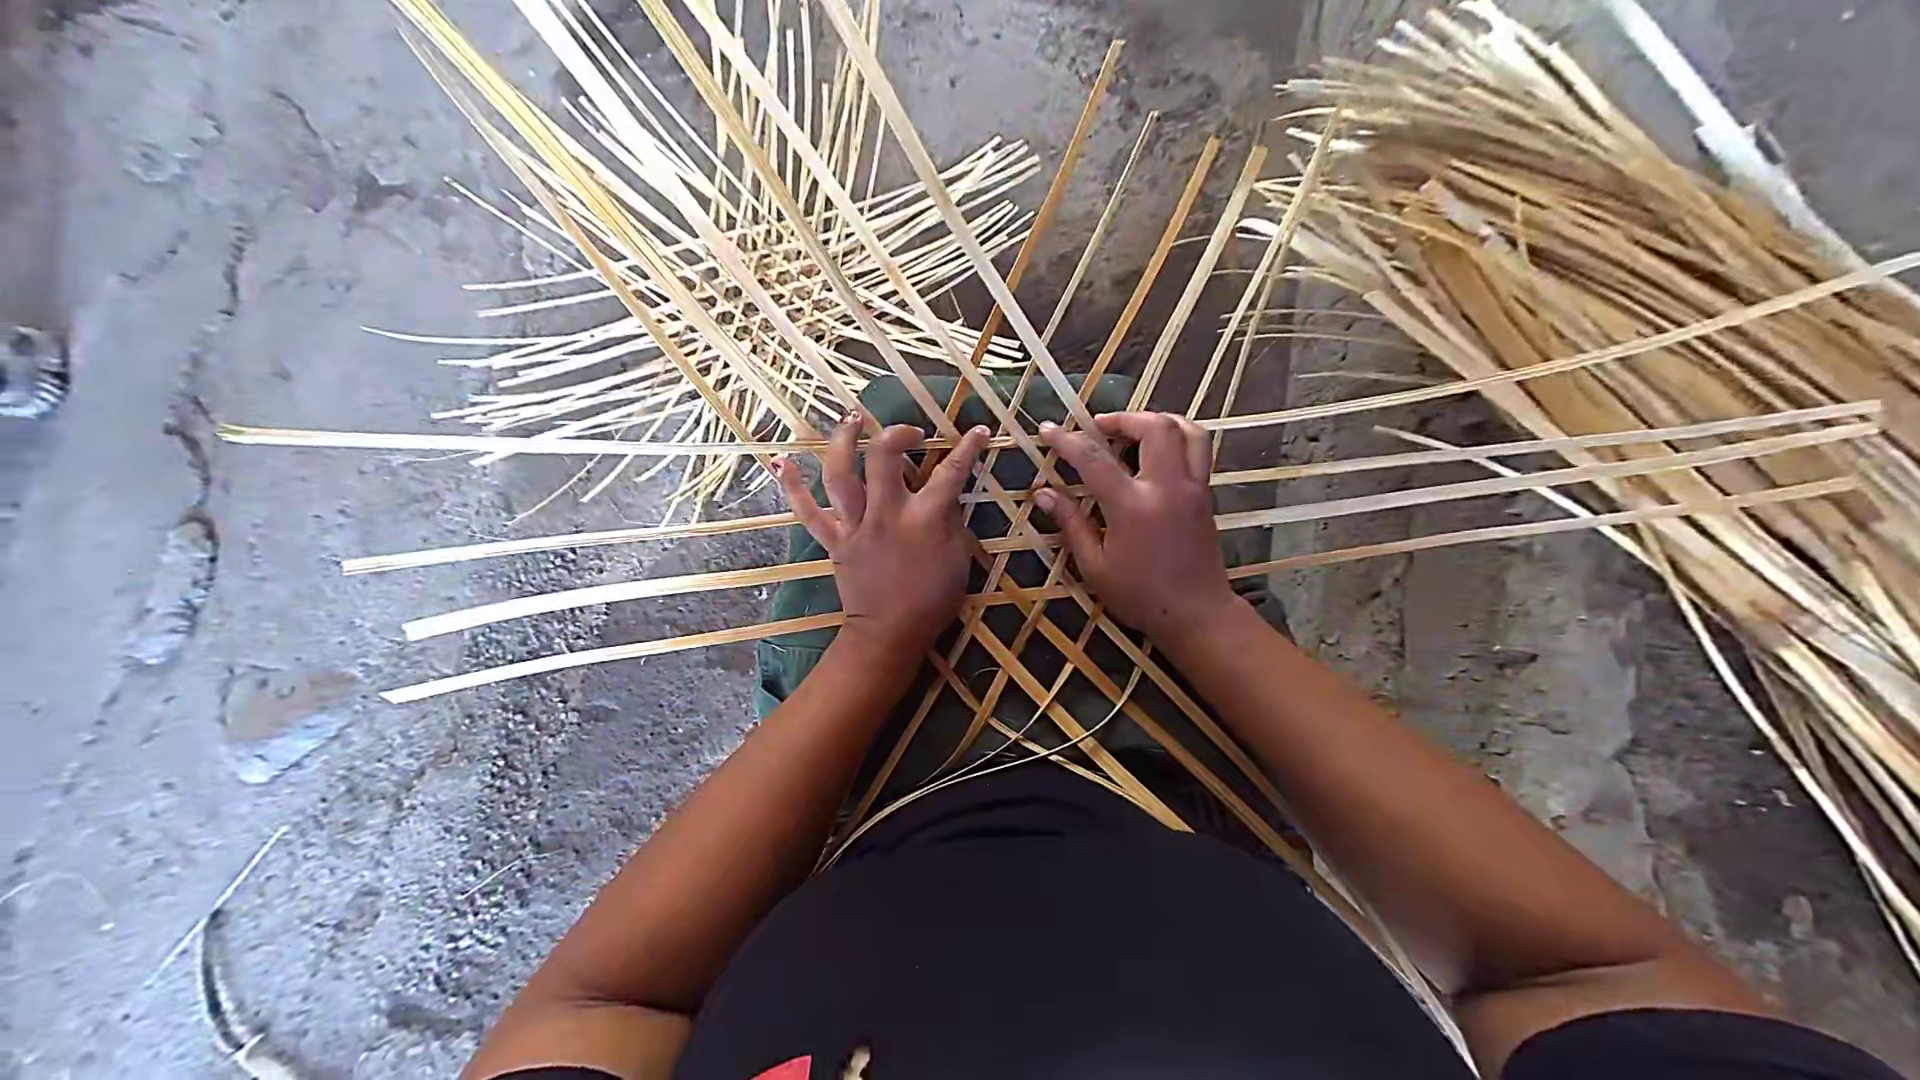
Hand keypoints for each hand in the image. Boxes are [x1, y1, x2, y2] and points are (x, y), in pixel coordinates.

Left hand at [775, 412, 991, 655]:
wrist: (891, 636)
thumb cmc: (933, 601)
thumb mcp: (959, 559)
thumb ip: (952, 521)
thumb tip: (945, 493)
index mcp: (925, 519)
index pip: (951, 472)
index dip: (967, 448)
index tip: (976, 431)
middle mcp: (887, 514)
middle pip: (884, 458)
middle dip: (896, 433)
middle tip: (908, 432)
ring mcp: (856, 526)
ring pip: (841, 475)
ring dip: (842, 441)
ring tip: (850, 419)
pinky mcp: (834, 542)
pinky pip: (808, 513)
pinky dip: (793, 488)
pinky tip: (781, 463)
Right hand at [1035, 412, 1243, 640]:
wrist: (1197, 614)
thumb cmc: (1139, 596)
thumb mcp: (1095, 567)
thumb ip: (1071, 524)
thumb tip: (1043, 494)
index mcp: (1133, 507)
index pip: (1094, 459)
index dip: (1067, 440)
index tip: (1047, 429)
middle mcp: (1167, 488)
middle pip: (1153, 427)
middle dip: (1122, 418)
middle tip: (1098, 427)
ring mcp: (1193, 488)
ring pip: (1186, 430)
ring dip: (1156, 420)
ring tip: (1132, 430)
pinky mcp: (1206, 495)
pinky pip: (1198, 449)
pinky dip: (1175, 437)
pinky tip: (1154, 452)